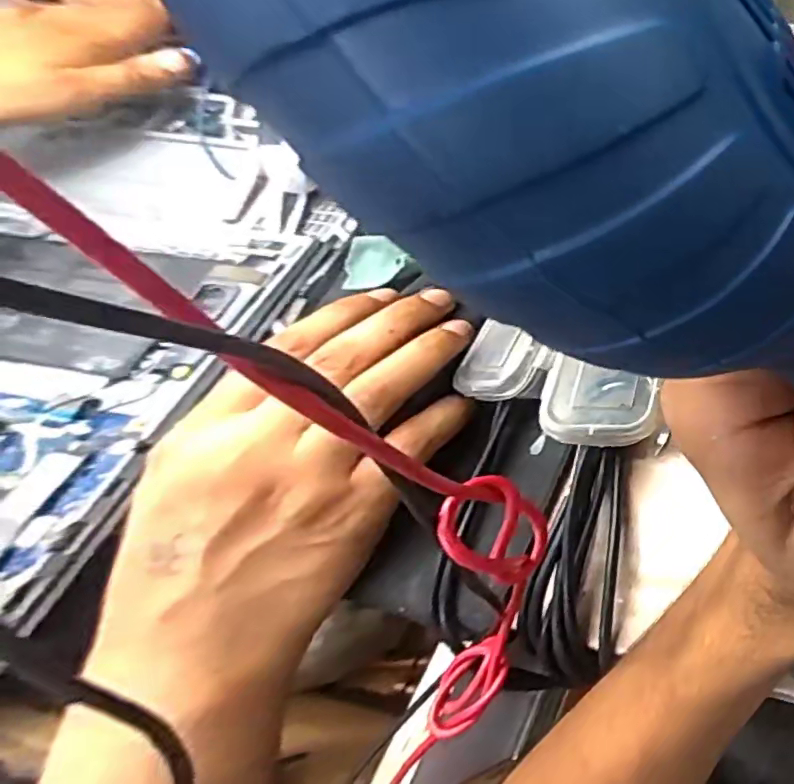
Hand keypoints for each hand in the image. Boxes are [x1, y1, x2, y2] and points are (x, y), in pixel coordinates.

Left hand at [0, 0, 193, 123]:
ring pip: (111, 1)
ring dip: (148, 3)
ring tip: (179, 8)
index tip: (225, 7)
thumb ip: (138, 75)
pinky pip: (87, 8)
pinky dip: (116, 10)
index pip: (160, 9)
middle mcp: (79, 14)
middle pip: (136, 0)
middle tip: (210, 3)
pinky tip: (123, 16)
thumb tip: (192, 59)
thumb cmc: (10, 88)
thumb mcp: (82, 91)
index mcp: (100, 30)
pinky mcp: (31, 19)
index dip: (195, 6)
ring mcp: (51, 14)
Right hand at [85, 290, 475, 695]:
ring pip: (383, 390)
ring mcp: (315, 471)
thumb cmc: (185, 556)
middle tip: (440, 299)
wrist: (192, 644)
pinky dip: (443, 417)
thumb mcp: (184, 470)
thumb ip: (243, 413)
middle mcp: (262, 441)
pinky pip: (412, 445)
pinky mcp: (358, 503)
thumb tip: (313, 358)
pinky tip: (465, 402)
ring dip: (429, 352)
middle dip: (400, 320)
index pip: (286, 348)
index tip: (385, 294)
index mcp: (208, 429)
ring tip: (460, 330)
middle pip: (344, 359)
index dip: (347, 313)